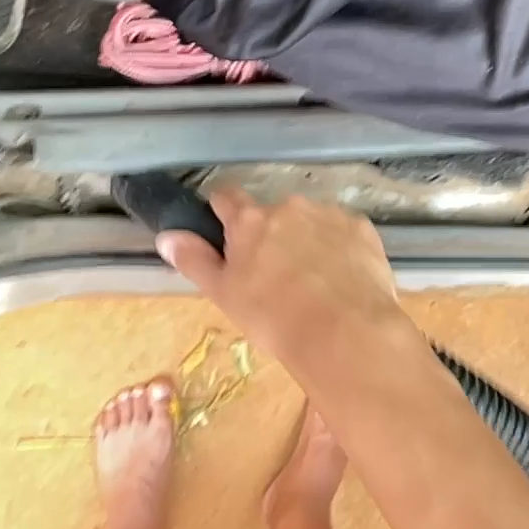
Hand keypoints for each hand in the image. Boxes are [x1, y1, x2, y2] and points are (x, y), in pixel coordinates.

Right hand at [156, 190, 409, 360]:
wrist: (344, 331)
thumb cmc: (274, 318)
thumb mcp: (223, 294)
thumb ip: (194, 260)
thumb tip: (167, 236)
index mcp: (250, 220)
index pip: (227, 198)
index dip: (224, 212)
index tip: (227, 231)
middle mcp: (289, 206)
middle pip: (273, 213)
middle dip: (272, 234)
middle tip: (275, 274)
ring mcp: (329, 214)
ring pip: (311, 221)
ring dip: (307, 240)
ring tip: (314, 282)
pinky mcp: (361, 228)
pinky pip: (343, 232)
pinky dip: (340, 248)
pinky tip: (342, 279)